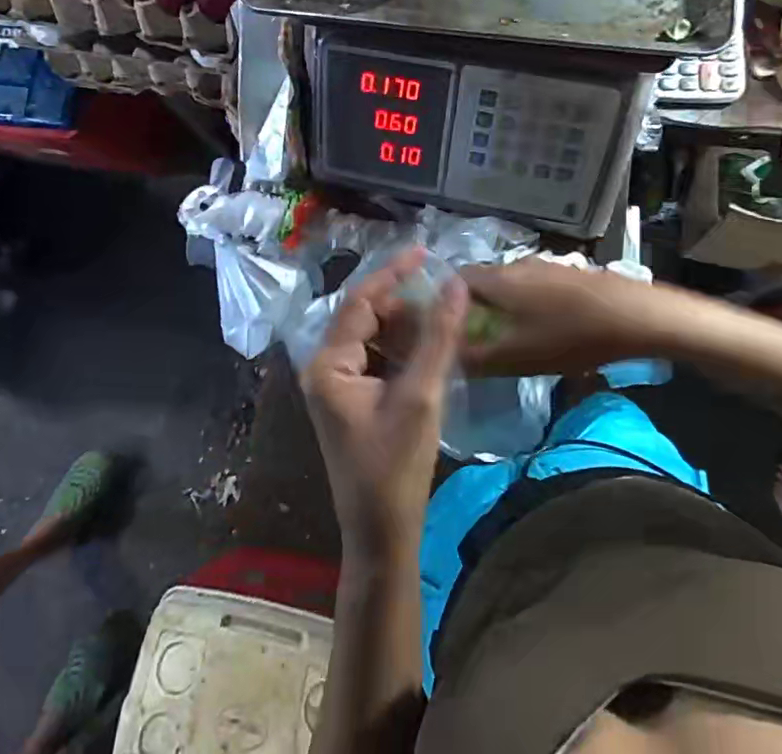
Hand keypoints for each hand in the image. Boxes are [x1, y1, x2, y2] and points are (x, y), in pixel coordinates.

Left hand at [300, 247, 467, 561]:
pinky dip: (400, 346)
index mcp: (328, 365)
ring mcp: (337, 386)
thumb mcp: (421, 395)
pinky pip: (375, 357)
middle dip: (400, 298)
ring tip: (439, 311)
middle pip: (363, 317)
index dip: (392, 272)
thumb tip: (456, 285)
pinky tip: (428, 344)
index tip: (425, 251)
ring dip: (402, 322)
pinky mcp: (352, 400)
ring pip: (371, 336)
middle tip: (440, 286)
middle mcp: (324, 369)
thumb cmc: (396, 465)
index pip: (359, 302)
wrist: (381, 529)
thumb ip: (438, 337)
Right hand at [459, 260, 680, 376]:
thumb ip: (475, 358)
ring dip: (500, 309)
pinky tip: (541, 330)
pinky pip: (532, 288)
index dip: (440, 302)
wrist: (634, 316)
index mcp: (498, 279)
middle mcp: (516, 265)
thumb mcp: (516, 357)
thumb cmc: (569, 337)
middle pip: (481, 283)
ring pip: (509, 286)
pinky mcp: (568, 274)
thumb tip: (446, 357)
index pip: (452, 280)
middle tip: (472, 340)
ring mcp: (545, 267)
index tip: (440, 328)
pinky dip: (525, 307)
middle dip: (472, 310)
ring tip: (507, 339)